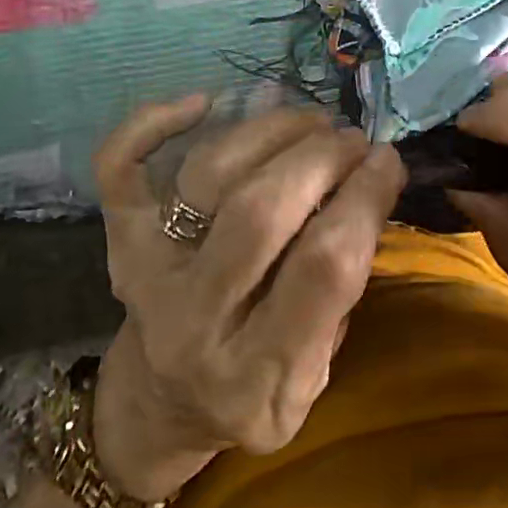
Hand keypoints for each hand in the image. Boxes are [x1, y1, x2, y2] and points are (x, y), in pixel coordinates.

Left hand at [90, 98, 405, 498]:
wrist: (162, 405)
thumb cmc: (250, 392)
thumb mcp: (311, 376)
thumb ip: (337, 290)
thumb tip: (366, 182)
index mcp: (256, 374)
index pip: (322, 270)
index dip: (364, 200)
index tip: (388, 160)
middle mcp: (193, 320)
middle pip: (259, 212)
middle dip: (319, 160)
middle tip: (352, 138)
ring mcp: (147, 275)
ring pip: (206, 175)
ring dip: (268, 131)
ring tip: (310, 121)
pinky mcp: (119, 243)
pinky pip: (120, 169)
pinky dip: (151, 124)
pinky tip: (203, 103)